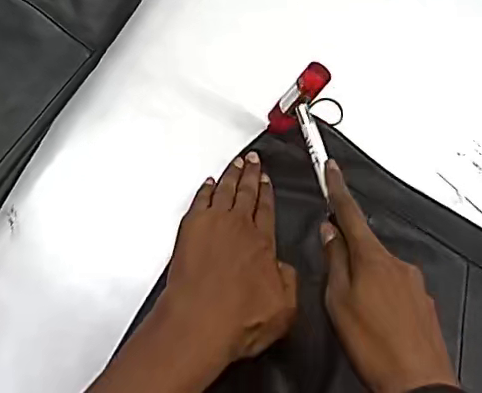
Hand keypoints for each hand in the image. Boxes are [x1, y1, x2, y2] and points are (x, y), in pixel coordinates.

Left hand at [87, 152, 298, 392]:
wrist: (199, 321)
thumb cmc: (235, 320)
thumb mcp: (282, 310)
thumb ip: (289, 283)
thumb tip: (287, 270)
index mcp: (262, 242)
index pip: (267, 208)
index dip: (267, 192)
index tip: (266, 180)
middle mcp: (239, 226)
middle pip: (247, 191)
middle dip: (251, 173)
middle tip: (253, 160)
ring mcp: (214, 222)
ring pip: (226, 188)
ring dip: (232, 174)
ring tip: (236, 163)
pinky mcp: (192, 226)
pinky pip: (201, 198)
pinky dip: (206, 188)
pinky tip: (209, 183)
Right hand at [321, 160, 456, 392]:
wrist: (420, 388)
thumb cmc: (376, 348)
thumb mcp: (338, 302)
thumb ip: (333, 261)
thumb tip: (329, 233)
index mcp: (372, 257)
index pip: (349, 211)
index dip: (337, 187)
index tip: (331, 168)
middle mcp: (396, 263)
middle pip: (365, 245)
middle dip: (351, 256)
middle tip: (340, 287)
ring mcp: (414, 283)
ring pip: (382, 270)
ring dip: (369, 284)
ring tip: (362, 319)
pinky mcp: (425, 305)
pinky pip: (398, 290)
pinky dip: (386, 301)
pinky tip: (381, 327)